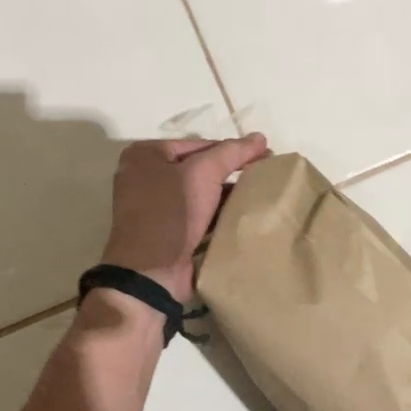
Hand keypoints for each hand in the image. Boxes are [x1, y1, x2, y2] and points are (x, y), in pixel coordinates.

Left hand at [99, 134, 269, 300]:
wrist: (151, 273)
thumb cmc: (171, 213)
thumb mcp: (202, 174)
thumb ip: (232, 152)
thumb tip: (260, 137)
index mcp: (145, 155)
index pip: (198, 144)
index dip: (232, 150)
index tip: (265, 156)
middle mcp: (145, 177)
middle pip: (198, 168)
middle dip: (230, 174)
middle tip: (265, 176)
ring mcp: (154, 207)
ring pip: (199, 193)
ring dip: (226, 196)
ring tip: (260, 196)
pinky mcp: (166, 232)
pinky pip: (197, 216)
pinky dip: (217, 215)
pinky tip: (242, 217)